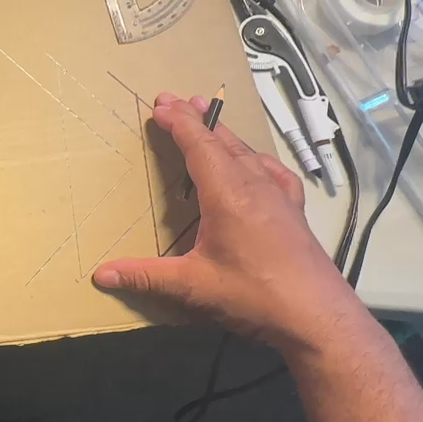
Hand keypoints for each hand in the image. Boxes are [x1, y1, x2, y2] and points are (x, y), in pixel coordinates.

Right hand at [91, 92, 370, 357]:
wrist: (321, 322)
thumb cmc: (256, 297)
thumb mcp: (193, 286)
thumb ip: (146, 276)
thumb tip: (101, 274)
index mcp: (228, 196)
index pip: (200, 147)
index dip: (179, 123)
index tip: (160, 105)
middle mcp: (256, 189)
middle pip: (223, 142)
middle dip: (197, 119)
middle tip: (175, 99)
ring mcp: (280, 200)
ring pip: (248, 154)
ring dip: (224, 133)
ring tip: (209, 117)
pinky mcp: (295, 215)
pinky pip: (274, 173)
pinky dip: (258, 159)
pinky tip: (257, 162)